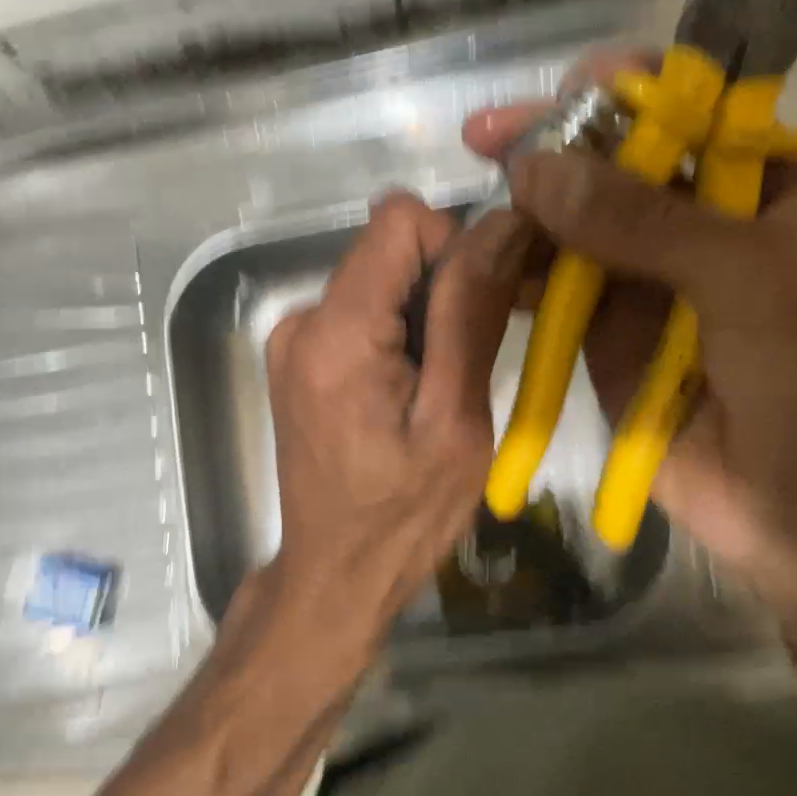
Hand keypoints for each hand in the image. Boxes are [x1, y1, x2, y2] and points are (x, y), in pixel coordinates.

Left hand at [253, 193, 523, 650]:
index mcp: (336, 333)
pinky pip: (361, 314)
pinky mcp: (298, 360)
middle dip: (444, 285)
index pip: (400, 219)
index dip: (456, 245)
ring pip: (380, 281)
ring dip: (423, 317)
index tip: (486, 305)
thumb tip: (504, 225)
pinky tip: (411, 395)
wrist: (335, 576)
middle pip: (389, 249)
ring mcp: (292, 340)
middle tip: (476, 359)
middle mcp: (301, 320)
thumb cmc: (404, 518)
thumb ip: (470, 316)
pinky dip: (397, 336)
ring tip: (443, 389)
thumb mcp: (456, 421)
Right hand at [463, 53, 796, 642]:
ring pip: (573, 229)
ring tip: (475, 216)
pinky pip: (554, 297)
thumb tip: (533, 168)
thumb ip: (644, 219)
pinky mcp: (607, 343)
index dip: (618, 91)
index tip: (560, 92)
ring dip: (526, 219)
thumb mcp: (749, 279)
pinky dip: (518, 282)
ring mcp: (647, 285)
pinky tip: (479, 268)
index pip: (683, 110)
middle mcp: (700, 224)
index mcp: (761, 185)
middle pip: (613, 165)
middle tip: (483, 145)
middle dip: (553, 151)